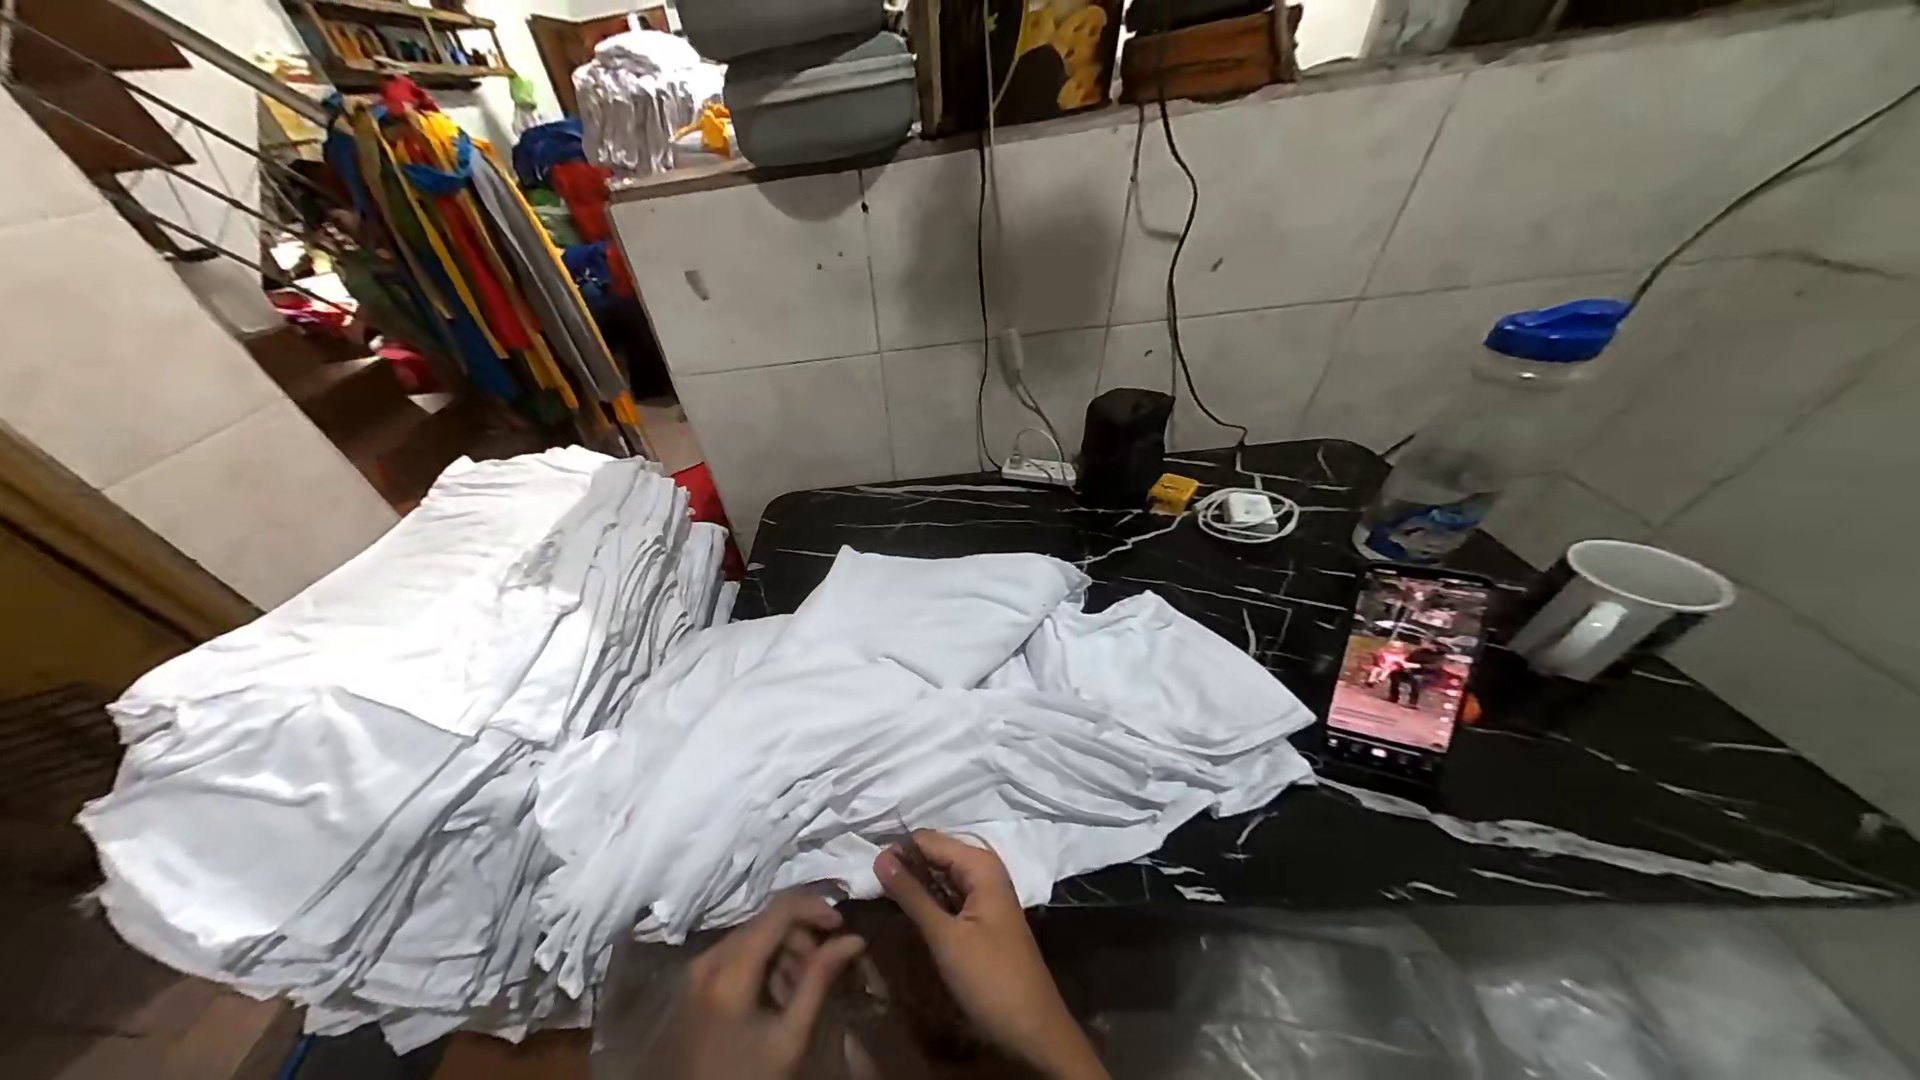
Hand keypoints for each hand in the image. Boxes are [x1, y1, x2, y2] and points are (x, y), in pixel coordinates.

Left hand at [652, 892, 865, 1079]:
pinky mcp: (695, 978)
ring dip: (784, 951)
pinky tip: (775, 994)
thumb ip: (820, 979)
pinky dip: (764, 961)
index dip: (815, 908)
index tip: (840, 926)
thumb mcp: (792, 1036)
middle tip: (820, 972)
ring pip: (755, 933)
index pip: (780, 910)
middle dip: (801, 938)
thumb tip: (855, 938)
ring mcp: (697, 968)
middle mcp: (708, 959)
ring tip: (798, 990)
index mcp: (730, 973)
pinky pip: (739, 949)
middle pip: (767, 921)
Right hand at [875, 832, 1108, 1079]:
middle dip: (904, 864)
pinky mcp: (981, 914)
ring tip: (878, 894)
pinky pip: (948, 894)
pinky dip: (928, 898)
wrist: (1033, 1029)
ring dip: (913, 882)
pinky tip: (905, 908)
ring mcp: (984, 892)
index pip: (928, 840)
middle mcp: (984, 869)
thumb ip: (912, 894)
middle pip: (935, 854)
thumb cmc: (990, 978)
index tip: (865, 869)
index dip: (897, 850)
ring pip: (940, 874)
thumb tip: (880, 857)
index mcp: (979, 864)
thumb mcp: (945, 937)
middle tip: (868, 883)